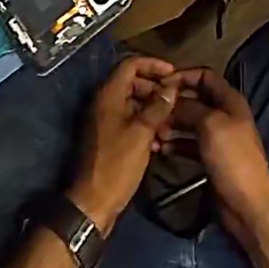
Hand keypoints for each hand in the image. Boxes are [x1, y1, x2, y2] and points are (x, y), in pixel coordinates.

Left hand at [68, 56, 179, 232]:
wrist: (92, 203)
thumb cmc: (117, 164)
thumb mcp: (142, 132)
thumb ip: (157, 106)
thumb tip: (171, 87)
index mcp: (108, 94)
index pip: (131, 64)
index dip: (153, 64)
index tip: (173, 74)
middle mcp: (104, 102)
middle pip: (132, 82)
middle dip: (155, 89)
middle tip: (176, 100)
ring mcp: (104, 120)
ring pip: (132, 103)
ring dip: (152, 109)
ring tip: (171, 122)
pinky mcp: (108, 138)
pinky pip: (129, 121)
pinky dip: (144, 124)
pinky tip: (160, 140)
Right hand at [167, 69, 268, 234]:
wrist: (248, 205)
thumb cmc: (232, 157)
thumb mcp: (211, 124)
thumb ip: (190, 107)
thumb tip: (170, 98)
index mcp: (229, 100)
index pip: (205, 75)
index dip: (184, 75)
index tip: (162, 83)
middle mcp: (223, 114)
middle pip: (194, 99)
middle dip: (174, 103)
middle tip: (152, 110)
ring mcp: (216, 136)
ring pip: (189, 122)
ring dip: (171, 124)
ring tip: (154, 132)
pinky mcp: (210, 157)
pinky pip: (188, 143)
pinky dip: (175, 143)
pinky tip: (161, 148)